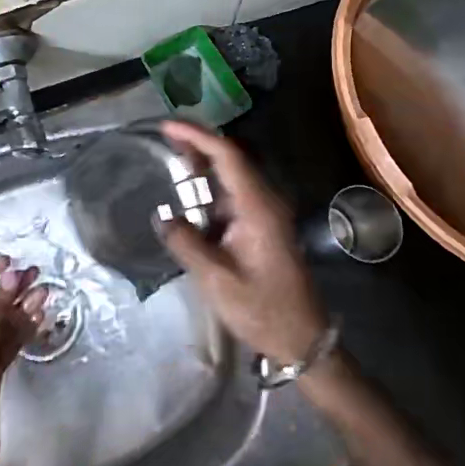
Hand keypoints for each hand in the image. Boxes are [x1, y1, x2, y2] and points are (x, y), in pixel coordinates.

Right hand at [158, 120, 329, 366]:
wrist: (303, 340)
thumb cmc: (263, 309)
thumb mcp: (218, 280)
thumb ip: (186, 244)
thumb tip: (162, 217)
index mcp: (257, 207)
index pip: (227, 155)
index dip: (197, 135)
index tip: (167, 125)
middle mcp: (264, 201)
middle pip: (230, 158)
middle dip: (197, 142)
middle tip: (163, 136)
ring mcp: (264, 213)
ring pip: (231, 175)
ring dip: (202, 164)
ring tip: (169, 156)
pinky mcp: (261, 227)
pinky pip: (232, 195)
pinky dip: (209, 186)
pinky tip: (188, 193)